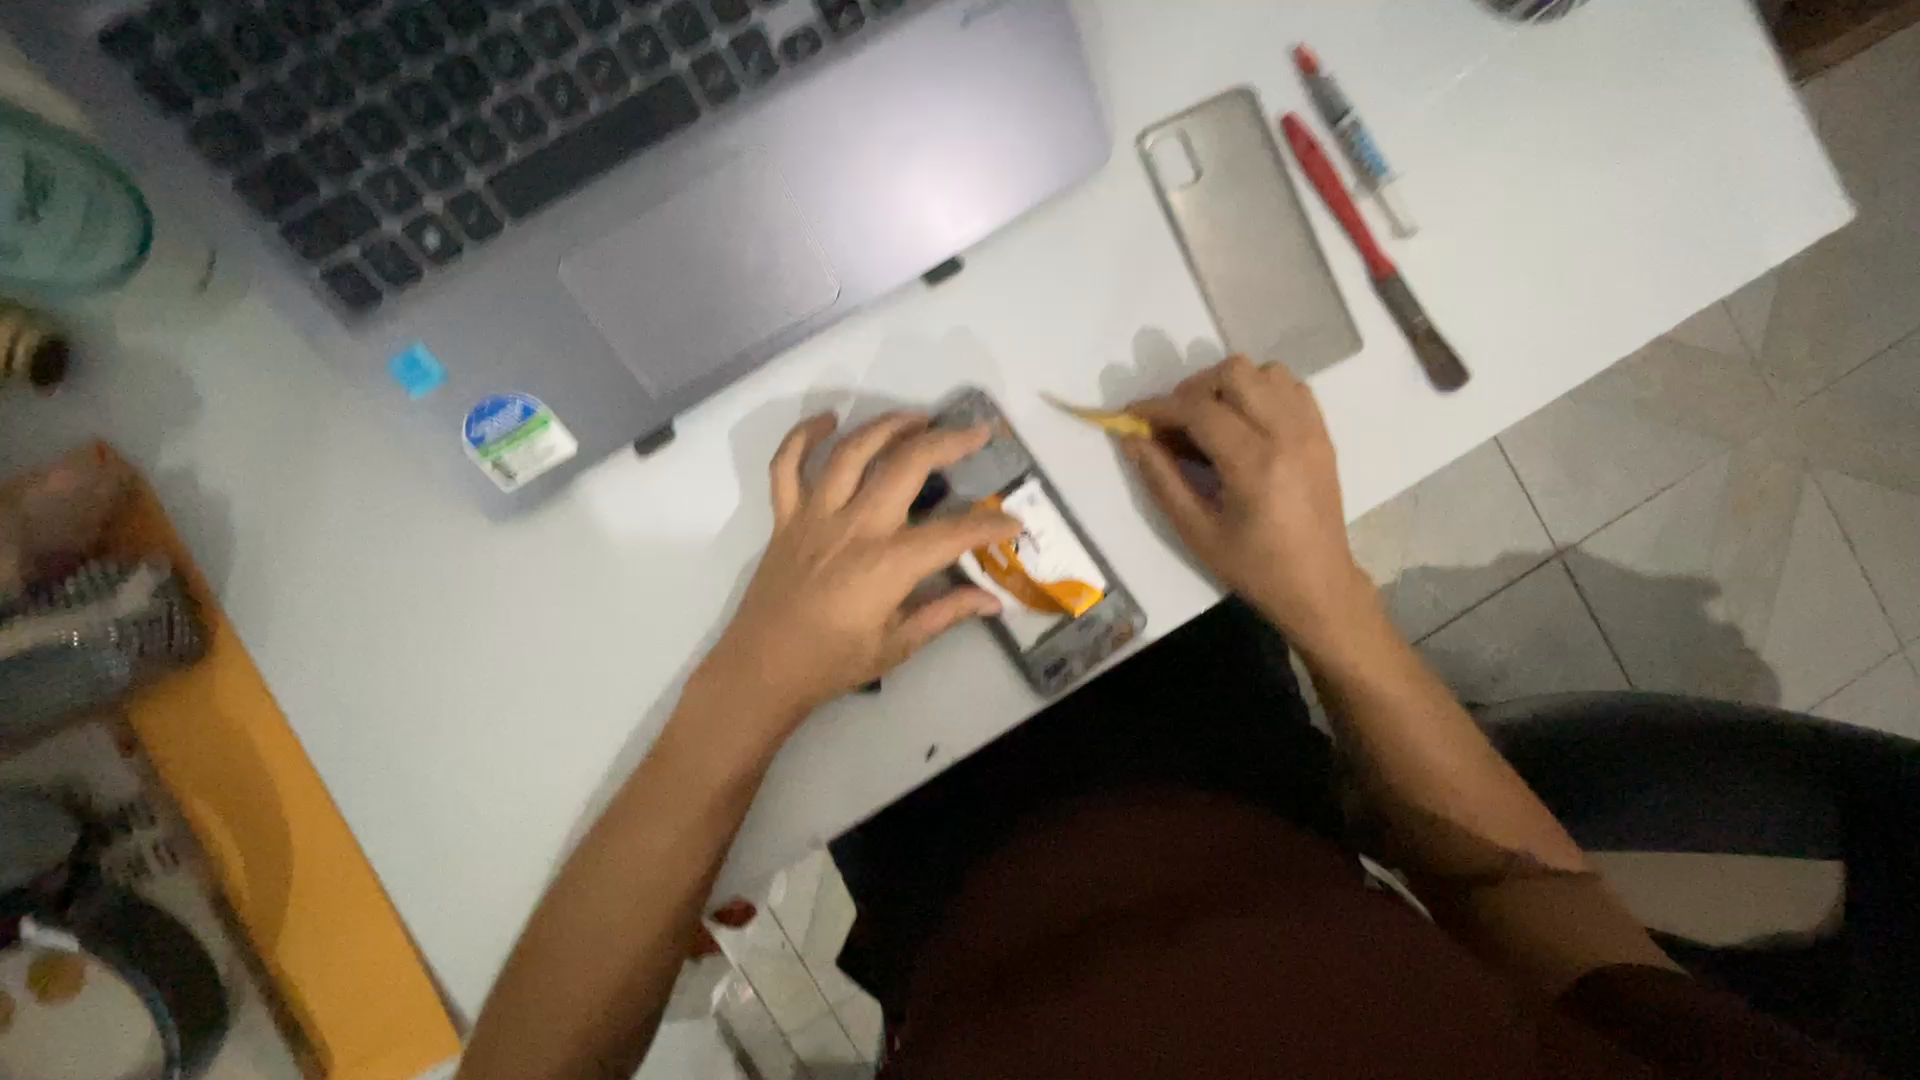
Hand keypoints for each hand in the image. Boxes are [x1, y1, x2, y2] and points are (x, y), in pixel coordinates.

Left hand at [698, 412, 1021, 729]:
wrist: (761, 670)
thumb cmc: (832, 664)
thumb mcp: (897, 646)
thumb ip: (946, 614)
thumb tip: (993, 601)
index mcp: (887, 565)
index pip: (954, 533)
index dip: (990, 526)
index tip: (1014, 523)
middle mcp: (854, 528)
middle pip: (906, 466)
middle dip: (948, 443)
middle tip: (977, 432)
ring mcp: (814, 516)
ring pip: (851, 452)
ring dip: (887, 426)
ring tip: (918, 418)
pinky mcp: (785, 518)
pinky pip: (786, 465)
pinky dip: (803, 436)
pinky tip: (828, 420)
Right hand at [1125, 356, 1380, 652]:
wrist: (1317, 585)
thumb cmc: (1253, 566)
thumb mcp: (1196, 531)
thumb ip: (1161, 479)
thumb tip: (1131, 439)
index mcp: (1254, 464)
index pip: (1200, 409)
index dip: (1159, 407)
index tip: (1132, 415)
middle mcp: (1287, 435)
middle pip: (1234, 373)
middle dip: (1194, 389)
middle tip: (1176, 423)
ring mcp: (1310, 430)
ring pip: (1265, 371)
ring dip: (1230, 386)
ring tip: (1212, 421)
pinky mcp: (1322, 433)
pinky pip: (1291, 386)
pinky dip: (1261, 391)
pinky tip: (1244, 423)